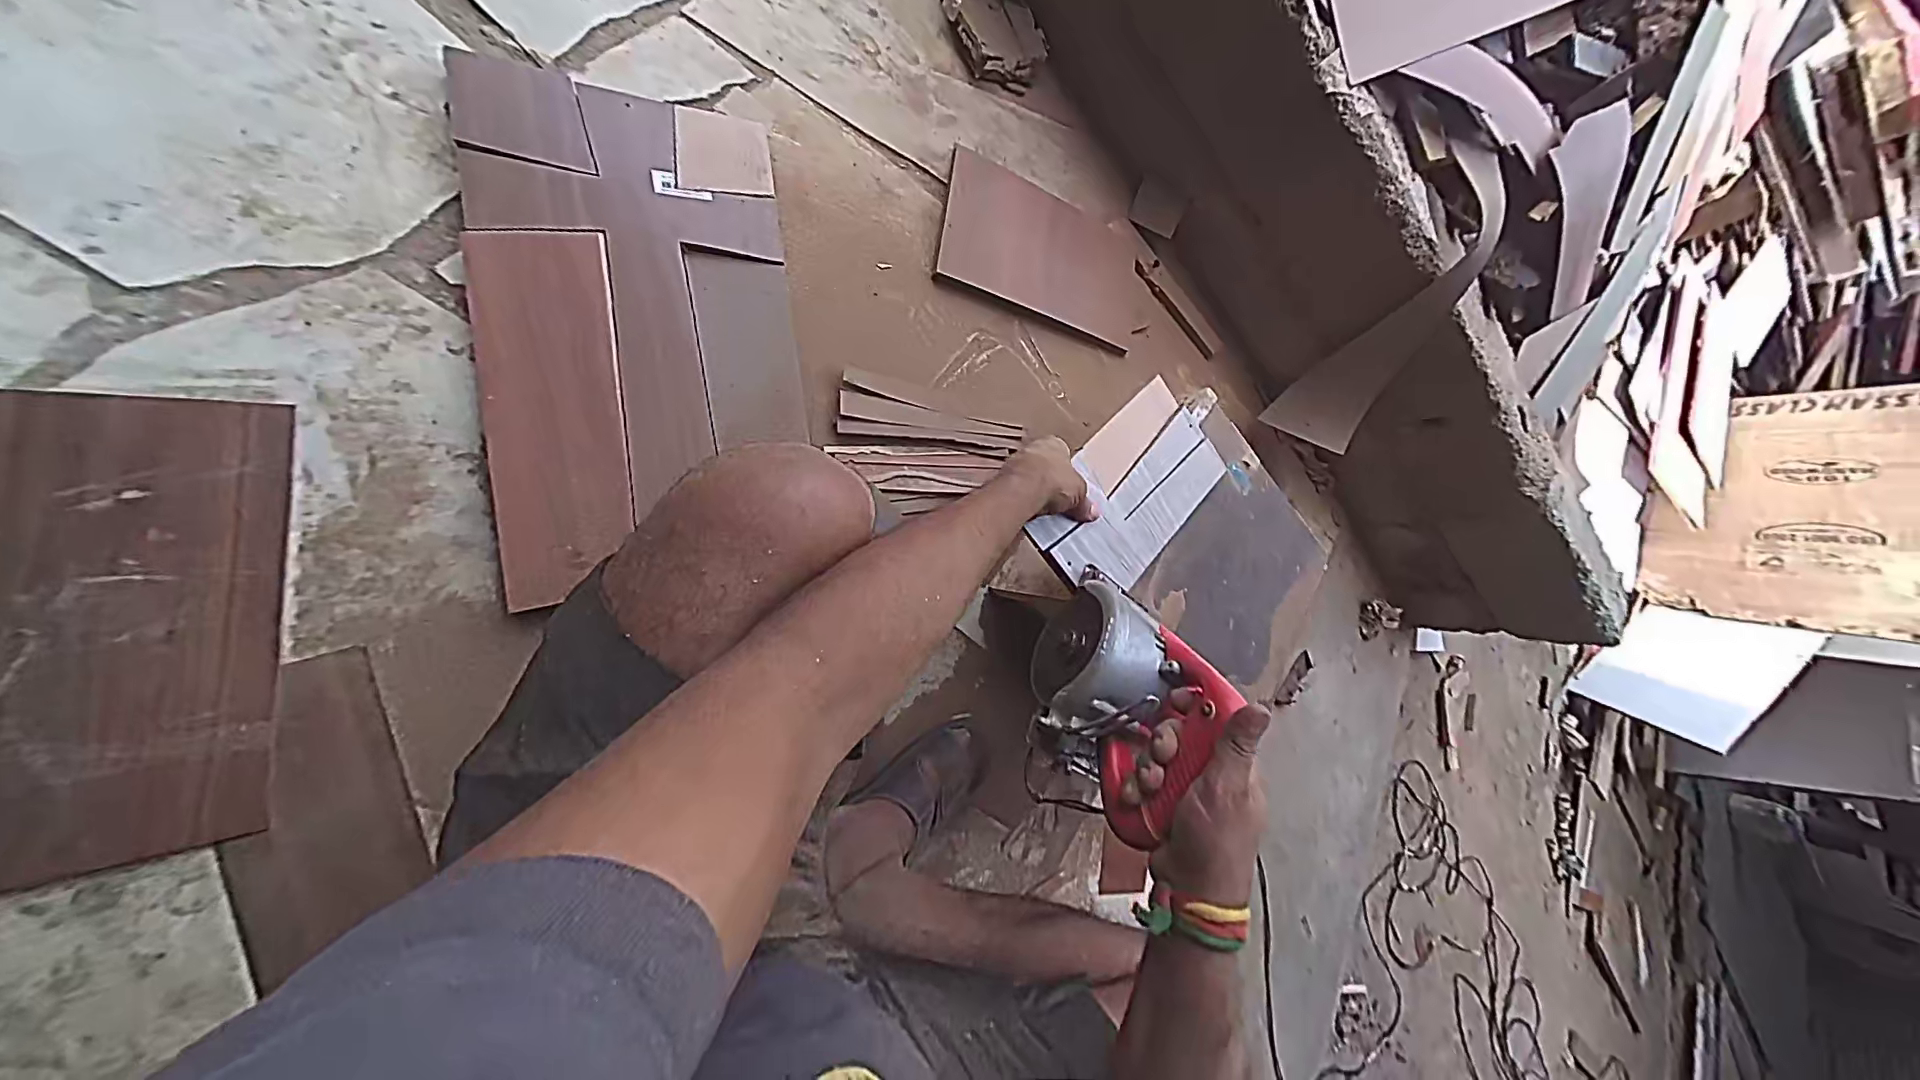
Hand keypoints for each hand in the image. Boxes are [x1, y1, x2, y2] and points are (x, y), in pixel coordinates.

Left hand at [1006, 437, 1097, 521]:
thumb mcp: (1078, 493)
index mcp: (1054, 443)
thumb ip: (1084, 502)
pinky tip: (1026, 509)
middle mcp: (1032, 447)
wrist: (1022, 489)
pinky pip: (1014, 489)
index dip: (1067, 473)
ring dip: (1031, 490)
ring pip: (1026, 476)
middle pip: (1042, 465)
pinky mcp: (1001, 478)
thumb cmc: (1052, 480)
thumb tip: (1092, 512)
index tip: (1069, 488)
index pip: (1063, 455)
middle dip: (1048, 481)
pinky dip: (1019, 498)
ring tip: (1040, 507)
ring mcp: (1014, 461)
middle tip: (1055, 500)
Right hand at [1120, 691, 1270, 903]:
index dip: (1195, 704)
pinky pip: (1142, 778)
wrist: (1188, 890)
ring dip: (1147, 768)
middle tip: (1163, 758)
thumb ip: (1236, 745)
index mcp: (1234, 764)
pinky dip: (1136, 787)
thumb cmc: (1216, 843)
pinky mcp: (1161, 800)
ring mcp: (1183, 786)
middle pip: (1178, 732)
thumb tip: (1260, 709)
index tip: (1177, 701)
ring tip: (1151, 789)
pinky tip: (1140, 800)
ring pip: (1156, 754)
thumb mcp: (1227, 788)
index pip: (1215, 717)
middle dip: (1164, 742)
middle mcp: (1209, 770)